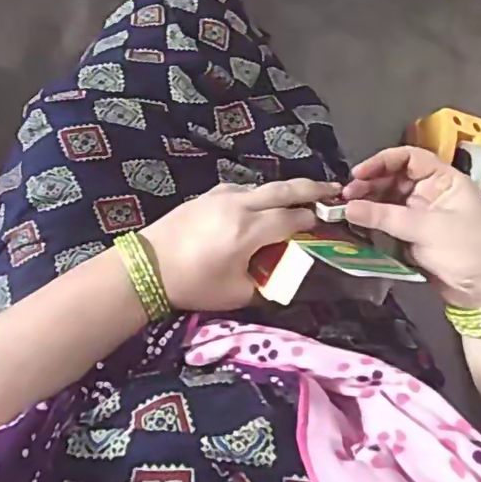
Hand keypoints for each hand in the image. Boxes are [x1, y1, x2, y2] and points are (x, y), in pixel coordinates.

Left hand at [140, 179, 334, 311]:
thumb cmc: (193, 284)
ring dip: (283, 190)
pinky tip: (260, 203)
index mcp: (250, 230)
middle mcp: (239, 205)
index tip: (328, 222)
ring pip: (261, 187)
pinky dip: (258, 194)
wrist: (147, 266)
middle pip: (283, 190)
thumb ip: (267, 283)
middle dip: (311, 189)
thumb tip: (286, 276)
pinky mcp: (206, 196)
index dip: (313, 220)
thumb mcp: (236, 294)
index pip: (293, 218)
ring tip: (299, 197)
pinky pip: (241, 190)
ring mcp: (221, 196)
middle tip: (333, 188)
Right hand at [341, 146, 480, 308]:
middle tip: (347, 196)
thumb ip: (386, 217)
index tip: (359, 174)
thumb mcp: (428, 229)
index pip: (409, 158)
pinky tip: (357, 223)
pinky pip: (388, 222)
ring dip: (368, 203)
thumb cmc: (471, 251)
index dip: (382, 161)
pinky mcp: (414, 236)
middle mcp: (431, 193)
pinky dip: (372, 221)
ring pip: (388, 200)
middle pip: (394, 178)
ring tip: (347, 210)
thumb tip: (348, 207)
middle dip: (370, 184)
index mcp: (444, 181)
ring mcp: (422, 215)